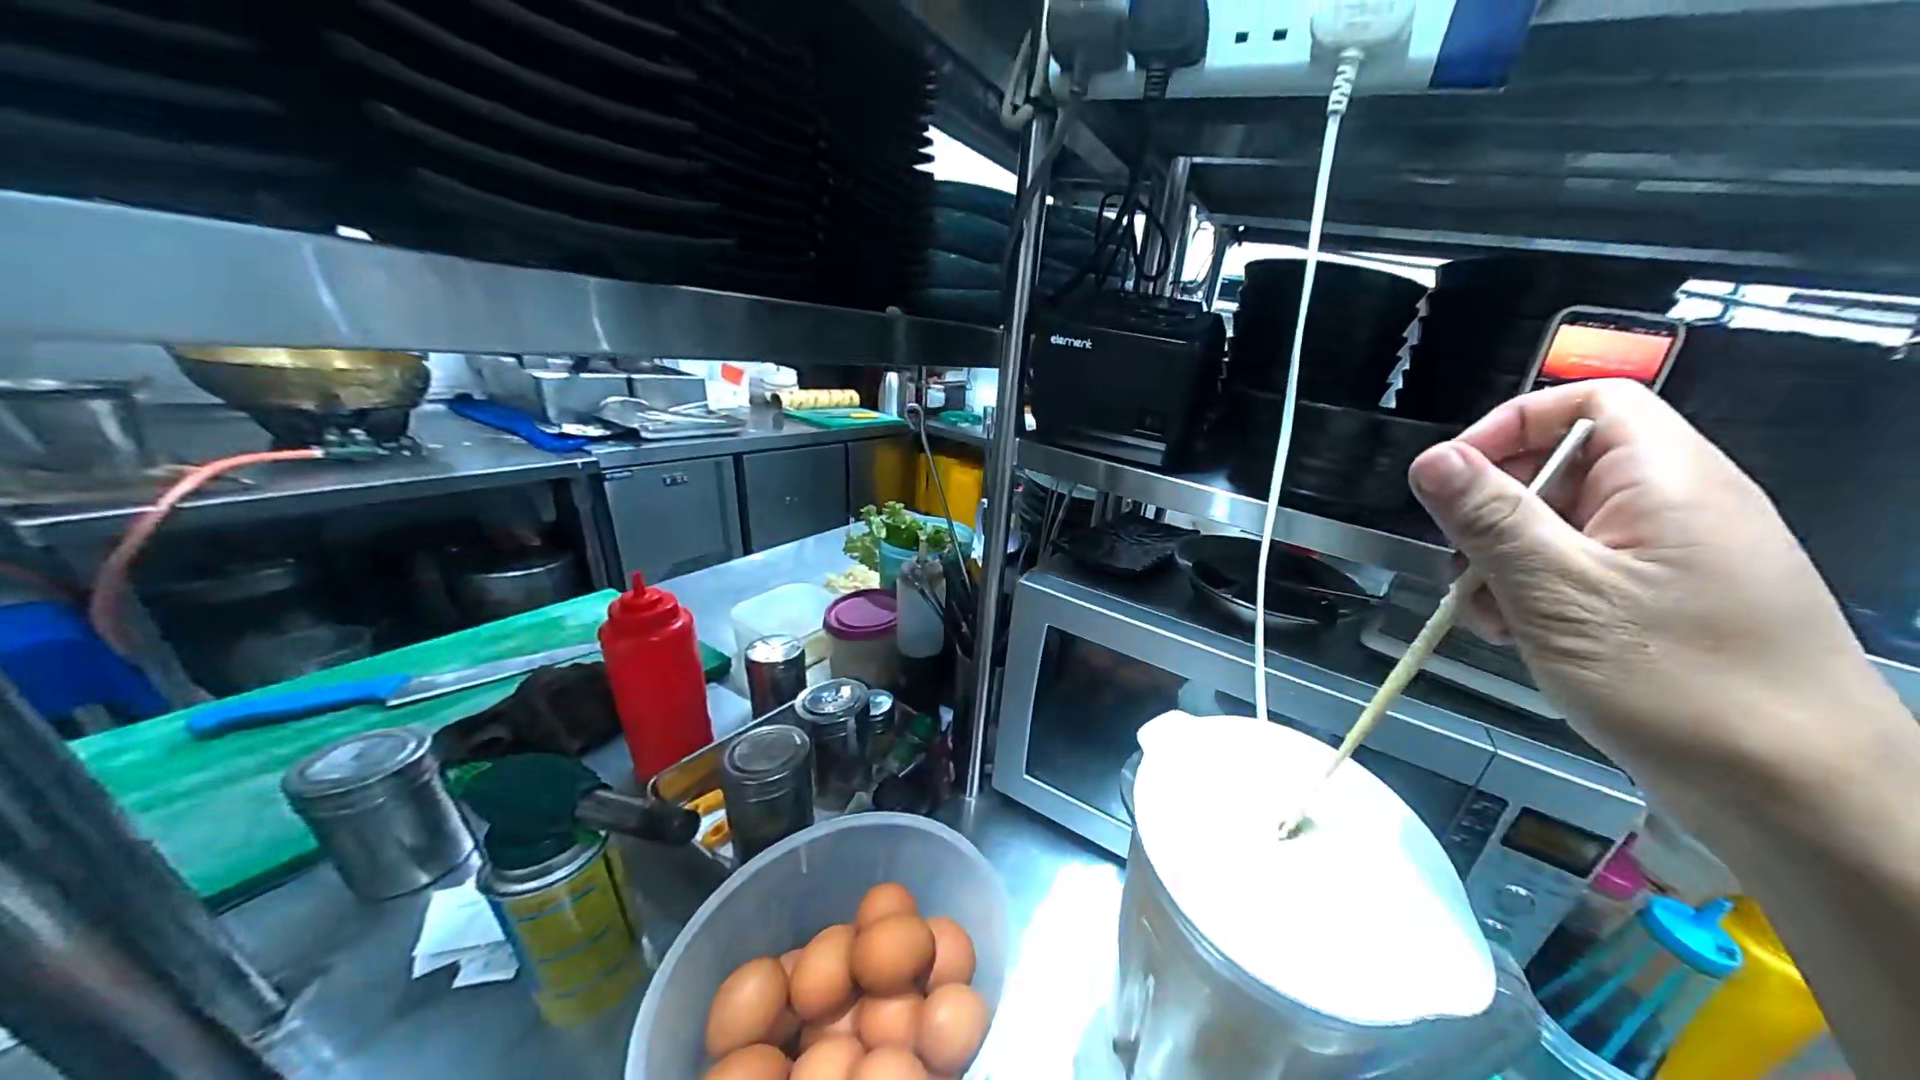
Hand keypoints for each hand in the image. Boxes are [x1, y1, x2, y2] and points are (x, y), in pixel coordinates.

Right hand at [1405, 379, 1906, 819]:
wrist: (1796, 795)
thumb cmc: (1675, 679)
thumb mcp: (1557, 590)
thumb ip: (1490, 517)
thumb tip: (1431, 458)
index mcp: (1669, 479)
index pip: (1589, 401)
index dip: (1511, 425)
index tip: (1452, 478)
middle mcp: (1677, 504)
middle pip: (1562, 467)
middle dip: (1493, 512)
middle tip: (1461, 565)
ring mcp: (1672, 556)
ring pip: (1560, 525)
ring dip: (1504, 561)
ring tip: (1490, 615)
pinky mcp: (1663, 600)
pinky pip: (1580, 569)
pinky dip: (1534, 592)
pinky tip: (1518, 634)